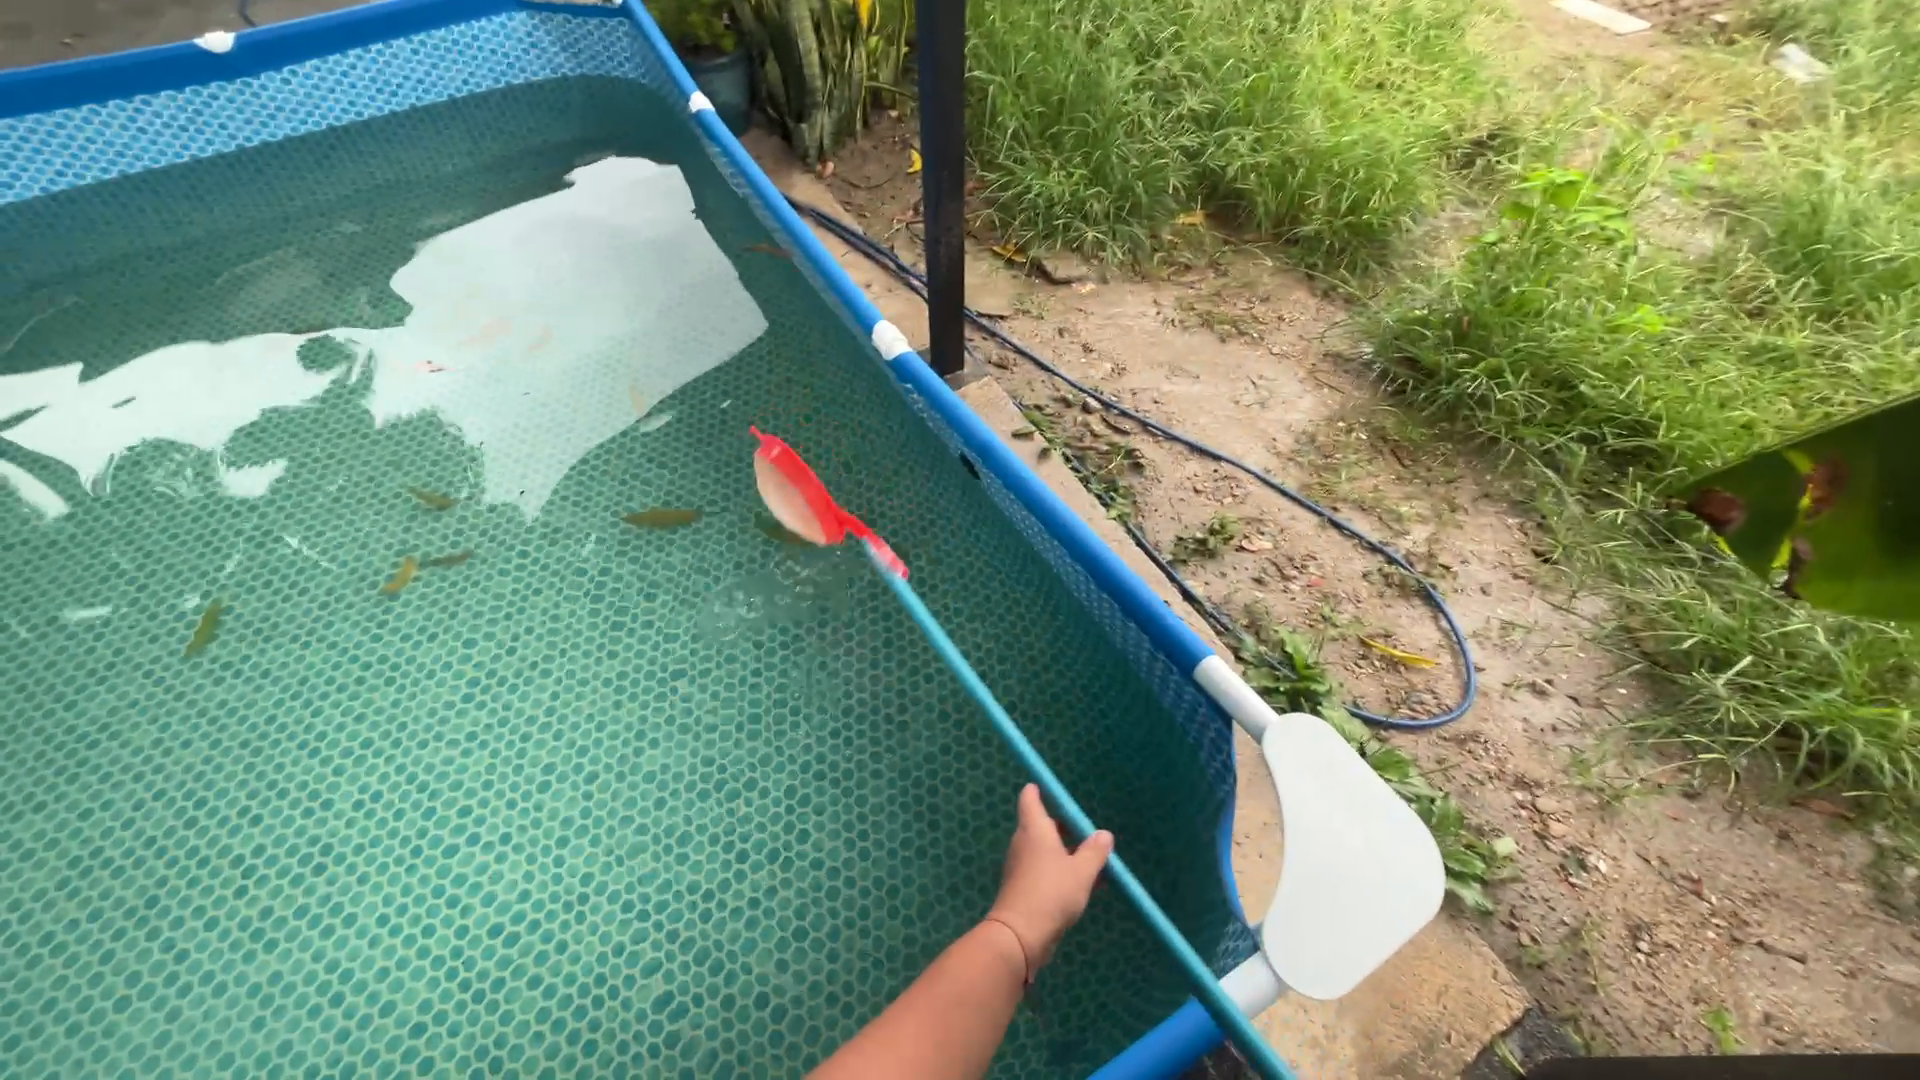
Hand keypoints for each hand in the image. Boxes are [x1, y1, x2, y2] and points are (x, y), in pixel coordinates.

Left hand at [986, 784, 1113, 975]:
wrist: (1020, 935)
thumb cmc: (1052, 892)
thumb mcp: (1081, 871)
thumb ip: (1094, 852)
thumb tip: (1104, 834)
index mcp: (1034, 828)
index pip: (1030, 798)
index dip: (1040, 791)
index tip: (1053, 791)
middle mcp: (1024, 842)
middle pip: (1041, 825)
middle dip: (1064, 828)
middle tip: (1088, 833)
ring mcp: (1021, 866)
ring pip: (1046, 851)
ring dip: (1067, 853)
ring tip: (1095, 862)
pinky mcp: (1024, 888)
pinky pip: (1045, 871)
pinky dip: (1062, 872)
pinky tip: (1086, 885)